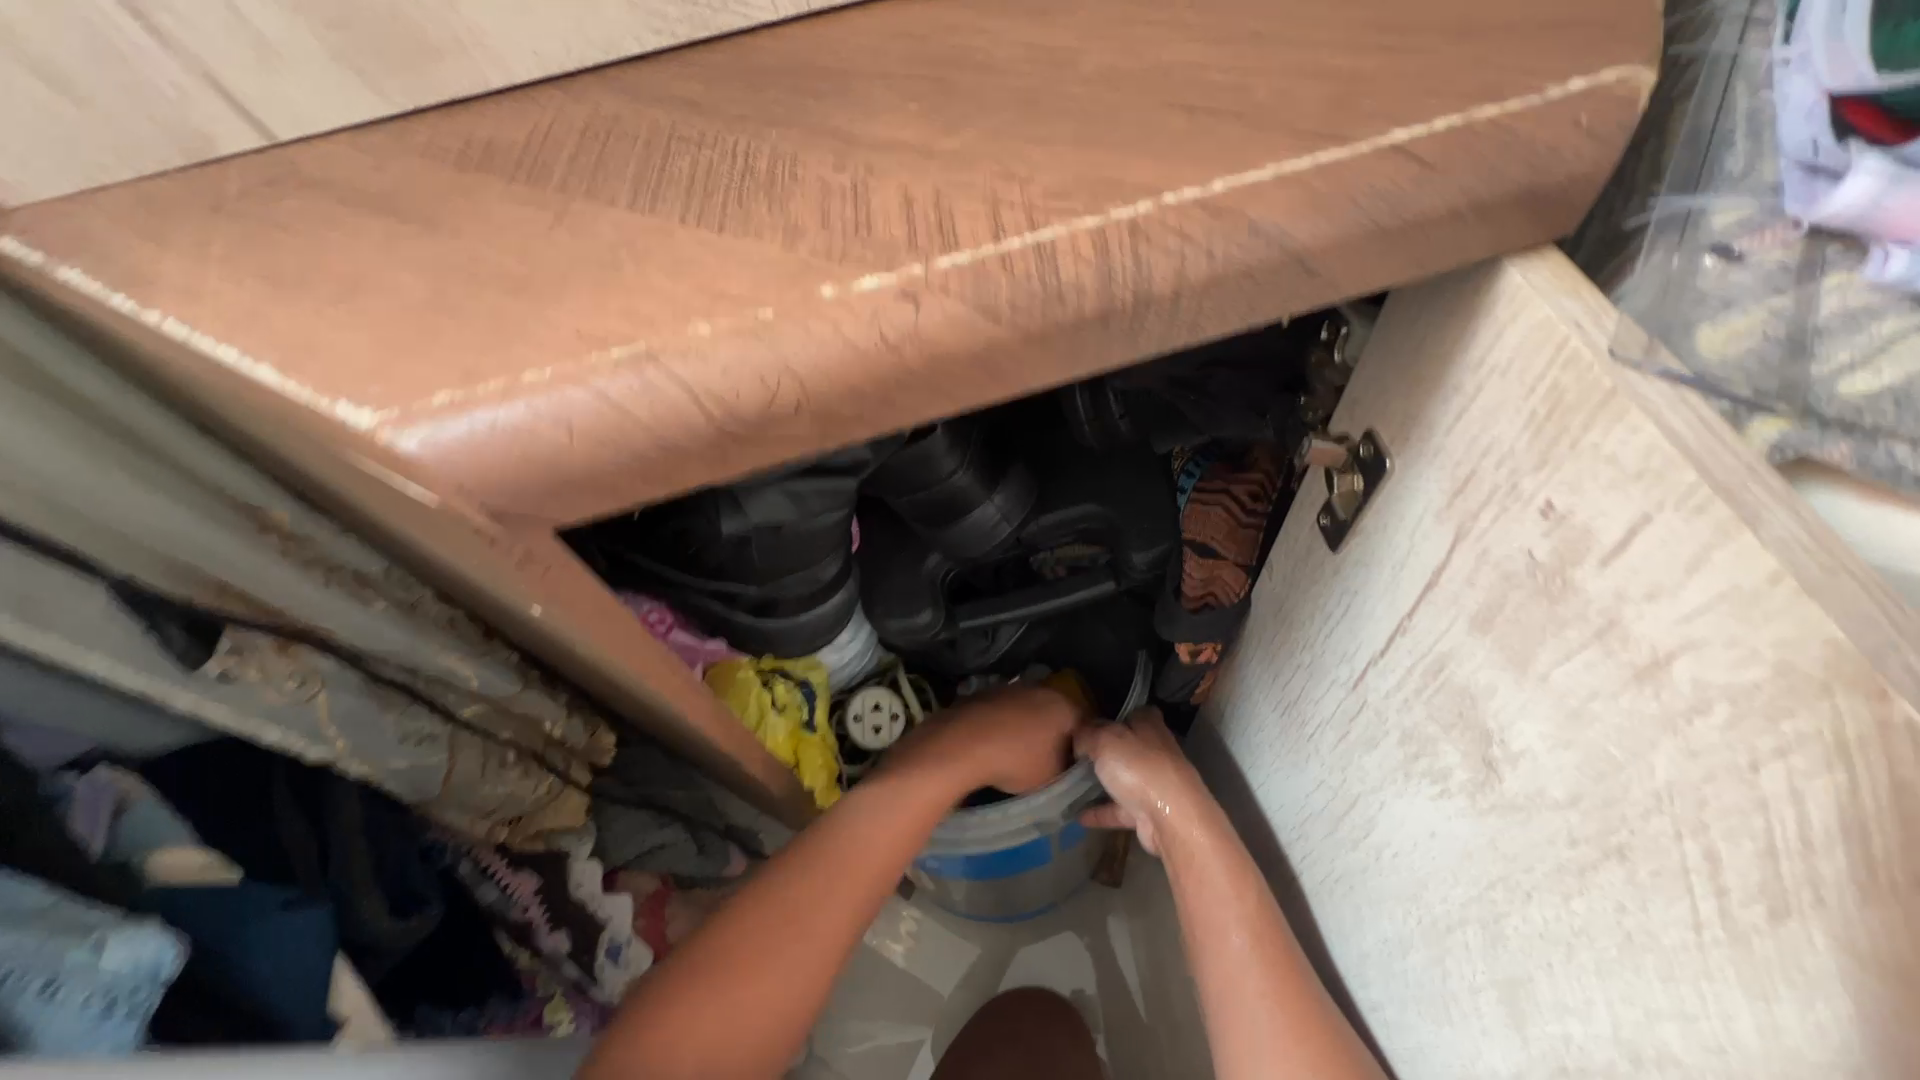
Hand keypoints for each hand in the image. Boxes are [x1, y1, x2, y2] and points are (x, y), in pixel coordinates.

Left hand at [887, 684, 1085, 796]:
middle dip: (1053, 735)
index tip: (1075, 766)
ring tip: (1017, 753)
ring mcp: (1009, 688)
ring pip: (1027, 710)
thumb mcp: (1052, 778)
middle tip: (1048, 760)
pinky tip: (993, 744)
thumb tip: (1068, 769)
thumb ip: (1067, 772)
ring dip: (1025, 728)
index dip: (1083, 748)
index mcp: (1065, 706)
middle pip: (1055, 714)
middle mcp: (1040, 689)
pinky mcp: (983, 692)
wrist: (962, 743)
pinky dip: (1001, 725)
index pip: (1086, 726)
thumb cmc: (1017, 761)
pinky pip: (1001, 712)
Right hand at [1075, 706, 1212, 856]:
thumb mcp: (1104, 739)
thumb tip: (1080, 736)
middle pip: (1128, 746)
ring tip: (1073, 784)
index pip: (1136, 712)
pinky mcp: (1149, 812)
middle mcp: (1156, 751)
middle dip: (1105, 750)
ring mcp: (1154, 783)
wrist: (1170, 818)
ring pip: (1124, 778)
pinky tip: (1078, 815)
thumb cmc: (1138, 767)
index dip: (1115, 715)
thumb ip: (1087, 734)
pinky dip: (1101, 812)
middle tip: (1076, 754)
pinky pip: (1119, 809)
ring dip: (1103, 782)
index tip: (1091, 723)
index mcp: (1149, 726)